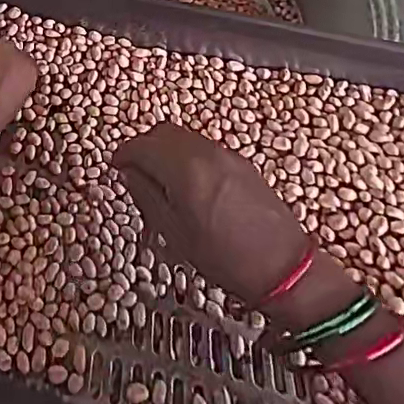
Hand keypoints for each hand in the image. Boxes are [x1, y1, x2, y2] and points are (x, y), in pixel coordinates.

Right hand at [114, 123, 310, 302]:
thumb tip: (130, 173)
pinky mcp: (242, 164)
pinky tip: (188, 184)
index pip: (141, 146)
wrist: (286, 271)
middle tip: (134, 172)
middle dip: (143, 148)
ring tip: (161, 181)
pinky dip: (186, 156)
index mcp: (184, 169)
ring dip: (165, 150)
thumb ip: (146, 195)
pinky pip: (203, 148)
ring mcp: (227, 155)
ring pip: (183, 137)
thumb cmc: (225, 258)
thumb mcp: (174, 232)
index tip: (116, 168)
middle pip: (162, 133)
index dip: (123, 155)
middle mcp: (205, 152)